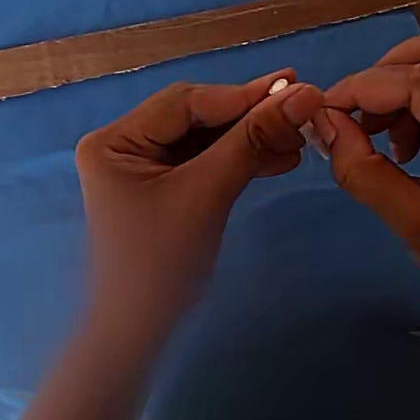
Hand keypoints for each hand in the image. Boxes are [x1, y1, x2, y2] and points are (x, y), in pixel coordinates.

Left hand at [77, 72, 324, 325]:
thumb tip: (305, 94)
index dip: (243, 95)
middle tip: (303, 107)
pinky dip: (239, 160)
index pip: (185, 102)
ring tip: (299, 137)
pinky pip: (205, 163)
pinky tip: (280, 157)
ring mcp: (142, 166)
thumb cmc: (161, 265)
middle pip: (196, 117)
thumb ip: (252, 140)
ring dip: (250, 138)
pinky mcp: (162, 187)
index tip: (297, 87)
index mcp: (114, 140)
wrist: (138, 333)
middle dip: (249, 116)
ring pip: (205, 139)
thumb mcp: (207, 193)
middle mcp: (123, 145)